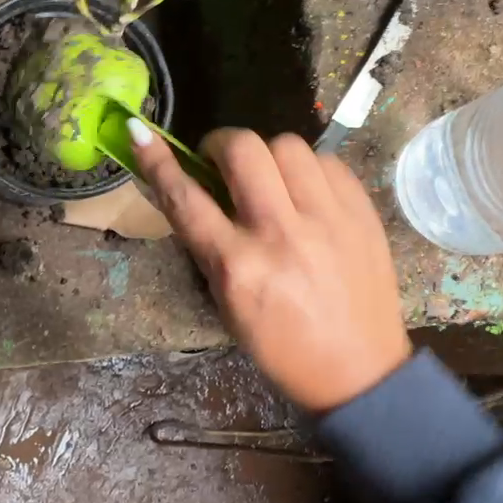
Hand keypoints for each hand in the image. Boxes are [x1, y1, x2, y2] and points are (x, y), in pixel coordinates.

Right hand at [130, 121, 410, 411]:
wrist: (357, 369)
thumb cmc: (277, 344)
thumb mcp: (225, 301)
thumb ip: (206, 244)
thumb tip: (186, 192)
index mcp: (238, 266)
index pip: (186, 198)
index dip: (157, 161)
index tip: (140, 132)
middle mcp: (281, 234)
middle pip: (244, 150)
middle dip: (221, 144)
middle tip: (218, 162)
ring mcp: (328, 219)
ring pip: (288, 145)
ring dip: (265, 155)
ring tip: (266, 179)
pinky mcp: (363, 213)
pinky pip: (327, 162)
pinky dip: (305, 168)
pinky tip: (302, 192)